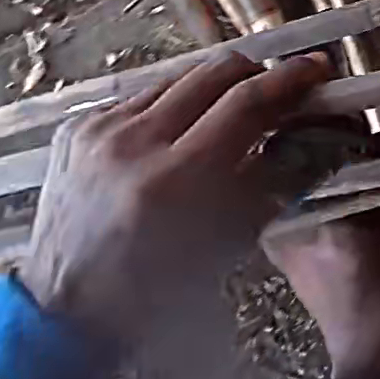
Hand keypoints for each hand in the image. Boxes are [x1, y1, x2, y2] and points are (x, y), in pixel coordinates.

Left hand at [16, 51, 332, 345]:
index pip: (246, 103)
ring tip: (225, 114)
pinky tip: (176, 134)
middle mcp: (133, 142)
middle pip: (215, 72)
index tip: (315, 67)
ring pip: (179, 77)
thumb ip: (272, 179)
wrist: (64, 311)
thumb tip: (311, 134)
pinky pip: (142, 96)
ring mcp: (98, 129)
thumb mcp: (228, 241)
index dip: (289, 78)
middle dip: (256, 72)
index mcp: (174, 180)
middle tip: (275, 87)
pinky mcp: (77, 126)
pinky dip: (172, 106)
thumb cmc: (155, 291)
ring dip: (213, 89)